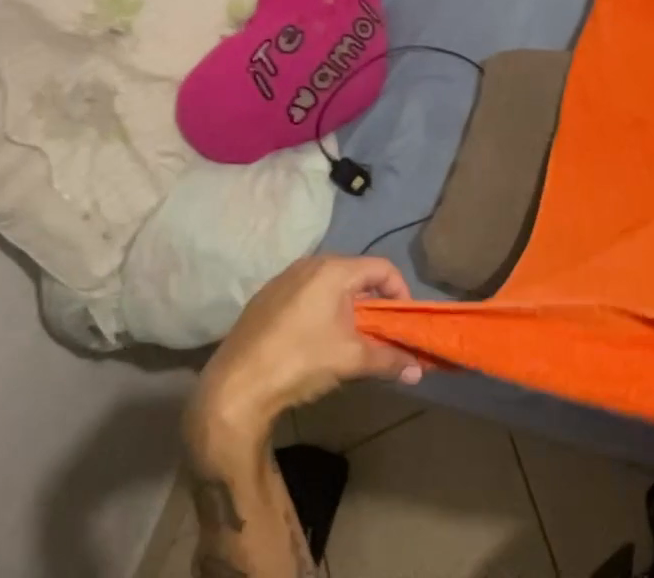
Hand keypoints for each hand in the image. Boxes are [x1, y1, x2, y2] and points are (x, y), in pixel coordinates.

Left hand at [191, 255, 422, 438]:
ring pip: (329, 284)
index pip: (383, 269)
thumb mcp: (352, 360)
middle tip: (380, 329)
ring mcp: (282, 280)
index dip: (401, 292)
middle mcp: (308, 265)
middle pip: (356, 274)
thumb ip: (391, 360)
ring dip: (347, 306)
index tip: (404, 320)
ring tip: (350, 336)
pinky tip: (315, 339)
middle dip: (374, 301)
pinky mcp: (264, 299)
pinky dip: (321, 309)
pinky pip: (305, 294)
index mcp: (333, 270)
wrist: (233, 389)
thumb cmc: (300, 361)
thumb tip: (420, 372)